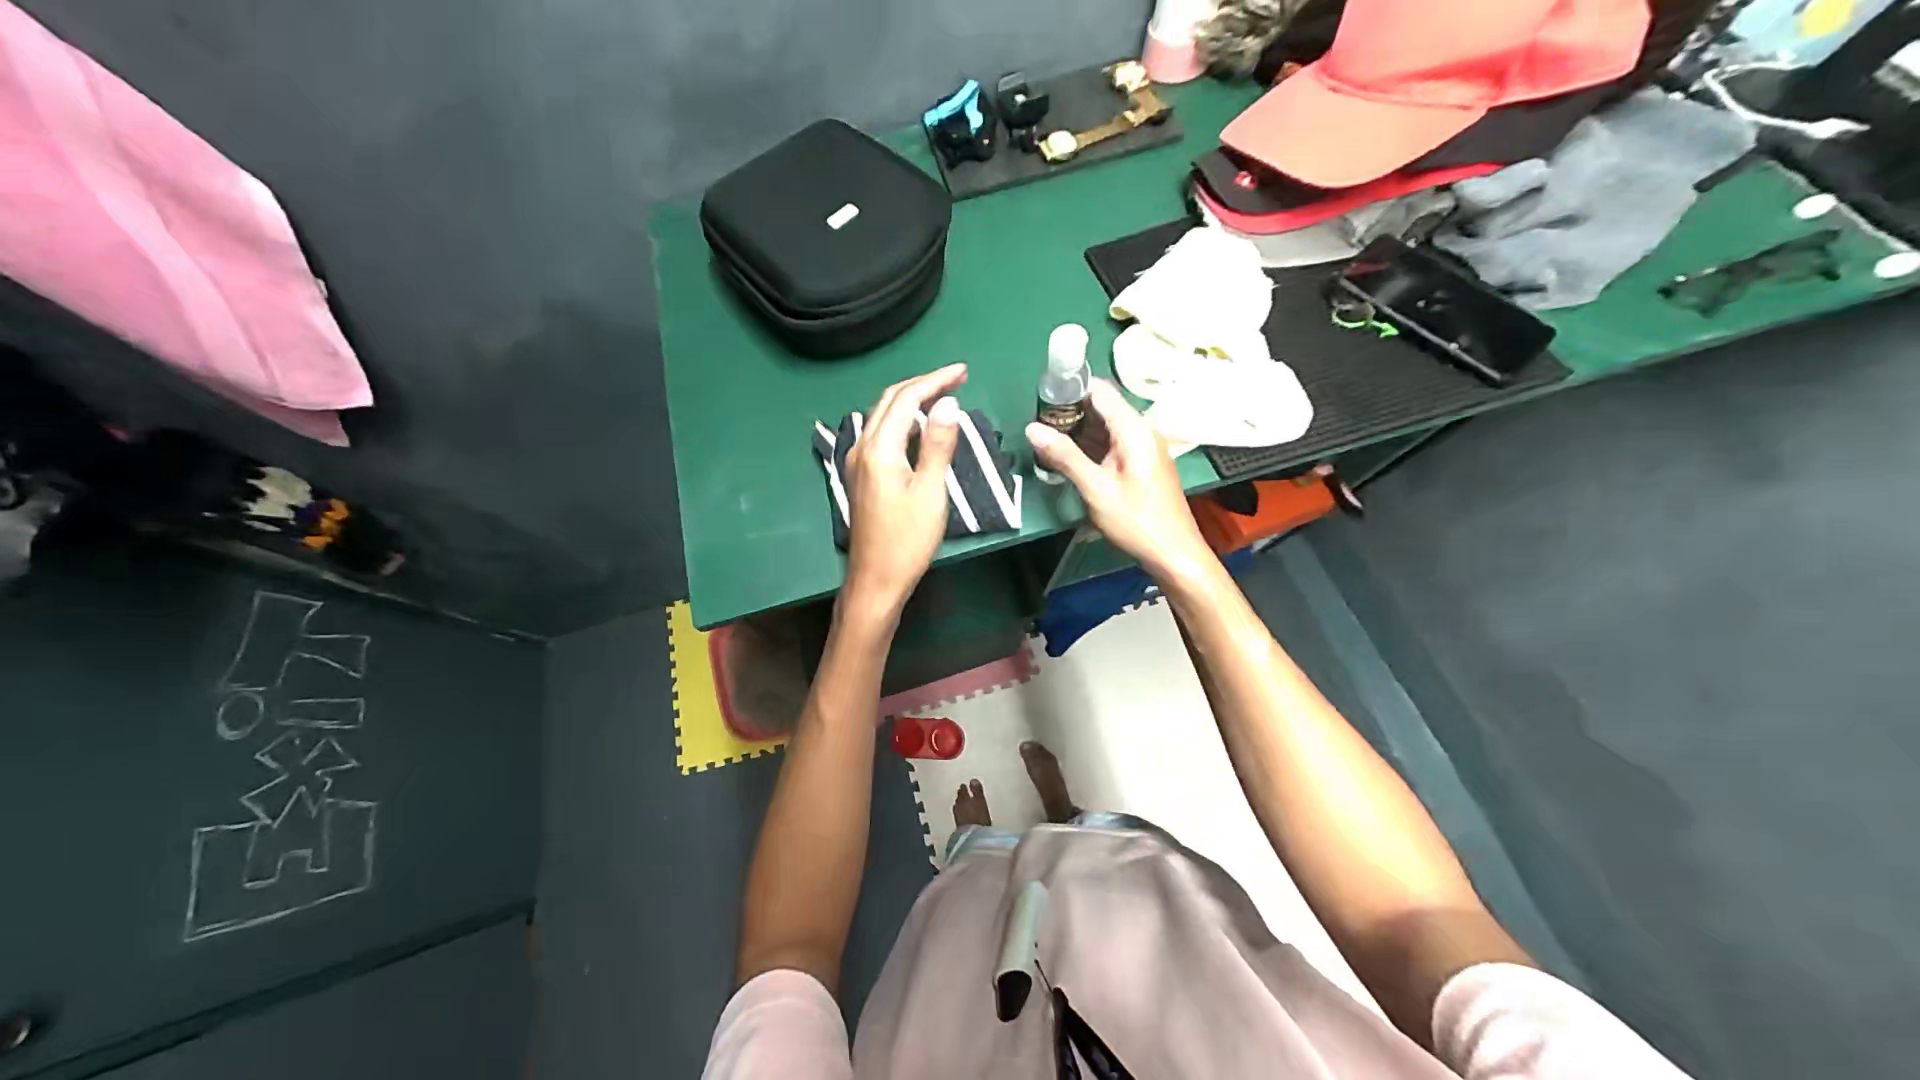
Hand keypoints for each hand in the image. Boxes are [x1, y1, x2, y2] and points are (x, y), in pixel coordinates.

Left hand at [842, 363, 967, 621]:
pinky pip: (881, 433)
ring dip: (911, 400)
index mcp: (879, 448)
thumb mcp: (931, 492)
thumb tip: (948, 403)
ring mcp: (858, 462)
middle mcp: (862, 448)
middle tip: (956, 378)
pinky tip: (919, 428)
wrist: (876, 580)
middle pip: (890, 400)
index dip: (935, 380)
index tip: (963, 372)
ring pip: (883, 415)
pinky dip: (903, 420)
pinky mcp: (862, 476)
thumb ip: (939, 445)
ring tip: (942, 396)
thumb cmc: (907, 540)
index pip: (907, 398)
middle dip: (923, 384)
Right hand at [1026, 380, 1214, 584]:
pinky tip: (1069, 458)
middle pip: (1102, 407)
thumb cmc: (1136, 520)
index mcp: (1133, 429)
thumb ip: (1064, 455)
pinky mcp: (1142, 462)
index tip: (1041, 399)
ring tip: (1047, 441)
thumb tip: (1032, 428)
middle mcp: (1141, 430)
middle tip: (1038, 426)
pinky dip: (1091, 446)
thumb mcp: (1095, 488)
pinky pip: (1113, 443)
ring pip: (1105, 426)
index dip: (1069, 389)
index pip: (1099, 391)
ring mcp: (1143, 447)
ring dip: (1078, 431)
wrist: (1173, 553)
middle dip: (1069, 413)